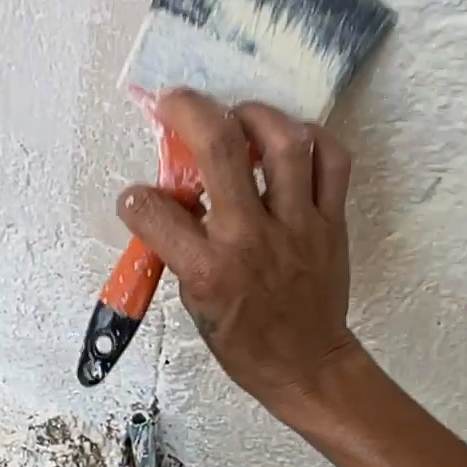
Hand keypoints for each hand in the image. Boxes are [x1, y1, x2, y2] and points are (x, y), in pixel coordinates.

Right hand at [117, 88, 364, 418]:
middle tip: (176, 101)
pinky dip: (311, 138)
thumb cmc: (244, 342)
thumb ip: (180, 250)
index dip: (135, 198)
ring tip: (238, 116)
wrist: (306, 365)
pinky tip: (288, 141)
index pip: (155, 213)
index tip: (136, 198)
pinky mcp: (331, 222)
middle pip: (221, 147)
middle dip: (189, 110)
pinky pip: (331, 160)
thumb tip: (172, 201)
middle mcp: (251, 238)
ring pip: (284, 141)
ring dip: (254, 114)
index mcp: (208, 270)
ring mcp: (297, 226)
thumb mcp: (194, 304)